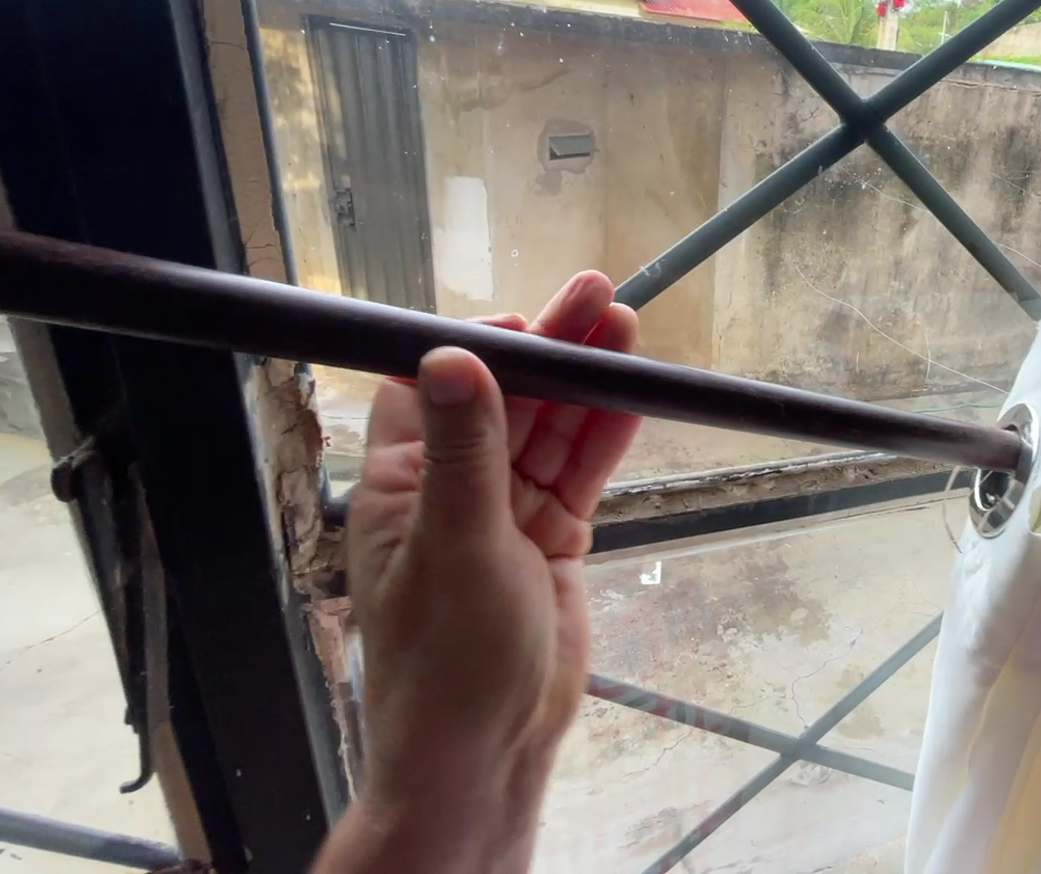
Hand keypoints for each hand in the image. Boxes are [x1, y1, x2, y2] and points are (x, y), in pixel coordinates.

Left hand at [321, 272, 639, 873]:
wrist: (492, 745)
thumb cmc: (451, 655)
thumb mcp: (457, 545)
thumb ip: (464, 449)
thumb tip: (456, 356)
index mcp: (405, 480)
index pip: (437, 387)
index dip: (482, 348)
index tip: (531, 322)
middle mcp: (458, 484)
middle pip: (514, 398)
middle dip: (555, 349)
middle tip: (598, 296)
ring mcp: (512, 508)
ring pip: (557, 428)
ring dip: (591, 383)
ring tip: (628, 330)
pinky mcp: (557, 531)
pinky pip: (584, 470)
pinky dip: (609, 435)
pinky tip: (635, 397)